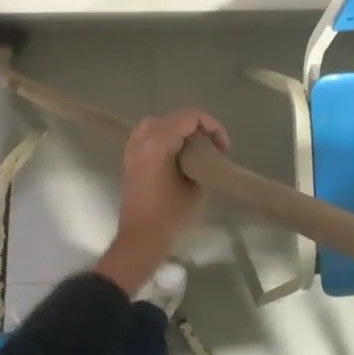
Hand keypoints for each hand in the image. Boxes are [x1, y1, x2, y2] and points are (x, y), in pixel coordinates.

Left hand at [92, 108, 229, 293]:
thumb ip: (203, 162)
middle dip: (198, 128)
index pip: (190, 117)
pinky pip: (149, 135)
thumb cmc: (170, 215)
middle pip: (175, 117)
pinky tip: (179, 154)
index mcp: (158, 143)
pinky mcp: (130, 158)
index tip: (223, 148)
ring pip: (160, 123)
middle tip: (213, 148)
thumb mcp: (196, 187)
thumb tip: (207, 154)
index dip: (213, 127)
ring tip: (197, 149)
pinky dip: (166, 138)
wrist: (140, 237)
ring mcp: (133, 147)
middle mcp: (142, 138)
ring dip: (181, 131)